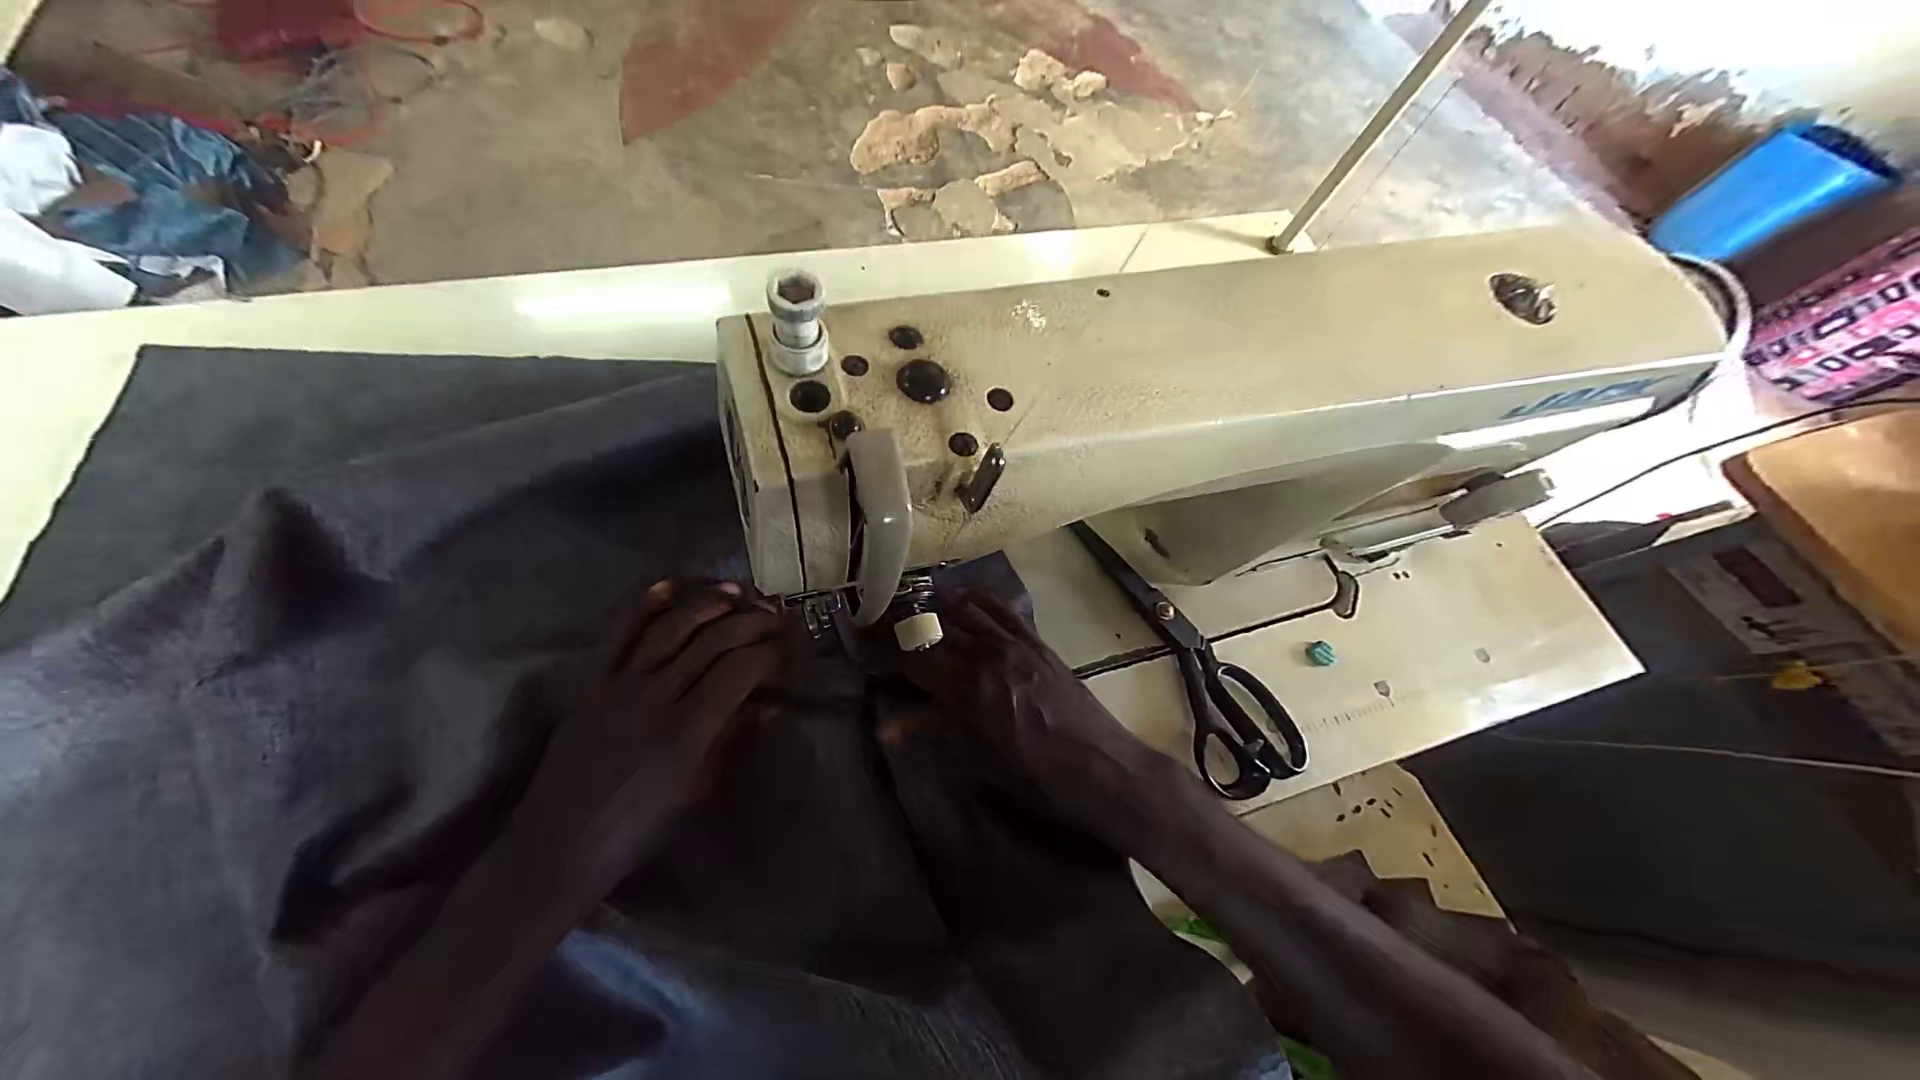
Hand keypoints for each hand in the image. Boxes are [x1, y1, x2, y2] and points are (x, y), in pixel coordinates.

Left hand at [512, 580, 784, 892]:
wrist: (559, 844)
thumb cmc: (638, 827)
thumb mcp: (700, 789)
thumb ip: (735, 741)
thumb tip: (771, 705)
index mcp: (687, 732)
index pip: (739, 670)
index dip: (769, 651)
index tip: (786, 647)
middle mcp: (656, 697)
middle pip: (712, 641)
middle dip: (750, 621)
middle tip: (775, 613)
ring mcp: (621, 685)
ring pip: (672, 628)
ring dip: (708, 603)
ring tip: (737, 590)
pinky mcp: (595, 682)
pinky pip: (622, 635)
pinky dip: (646, 605)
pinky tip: (670, 585)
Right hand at [894, 590, 1190, 845]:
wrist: (1102, 768)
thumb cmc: (1037, 777)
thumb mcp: (979, 760)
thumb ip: (932, 733)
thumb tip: (886, 729)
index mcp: (967, 689)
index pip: (911, 659)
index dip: (882, 652)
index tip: (860, 645)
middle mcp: (986, 655)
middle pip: (933, 628)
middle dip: (900, 626)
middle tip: (877, 624)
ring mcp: (1013, 643)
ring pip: (963, 611)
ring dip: (932, 606)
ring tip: (910, 607)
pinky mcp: (1035, 641)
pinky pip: (1001, 609)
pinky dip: (976, 598)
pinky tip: (961, 596)